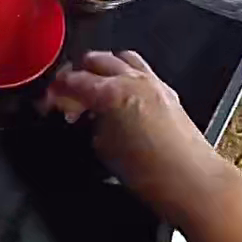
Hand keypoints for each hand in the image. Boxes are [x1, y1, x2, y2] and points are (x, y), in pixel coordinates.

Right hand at [41, 51, 240, 224]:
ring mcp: (154, 83)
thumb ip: (91, 124)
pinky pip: (140, 71)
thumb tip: (86, 116)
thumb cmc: (150, 173)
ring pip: (120, 59)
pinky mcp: (168, 92)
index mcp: (112, 93)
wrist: (193, 182)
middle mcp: (134, 80)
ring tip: (93, 90)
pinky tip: (120, 96)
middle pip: (96, 60)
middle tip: (66, 94)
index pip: (73, 81)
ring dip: (102, 69)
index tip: (47, 100)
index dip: (54, 90)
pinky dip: (124, 76)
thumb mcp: (104, 149)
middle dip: (77, 73)